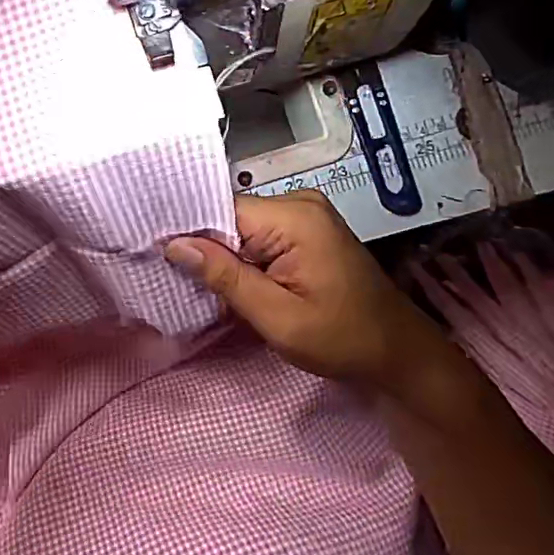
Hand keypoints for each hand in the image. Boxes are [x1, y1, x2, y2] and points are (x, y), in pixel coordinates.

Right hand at [163, 191, 446, 386]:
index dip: (189, 233)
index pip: (221, 210)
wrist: (399, 352)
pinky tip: (230, 281)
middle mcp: (299, 202)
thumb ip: (225, 277)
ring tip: (196, 283)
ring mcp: (305, 214)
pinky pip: (259, 235)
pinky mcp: (306, 230)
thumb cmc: (342, 339)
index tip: (154, 254)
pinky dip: (243, 259)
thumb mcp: (277, 317)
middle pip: (230, 216)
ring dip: (223, 256)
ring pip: (241, 227)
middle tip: (171, 277)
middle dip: (205, 248)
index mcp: (294, 217)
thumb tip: (174, 244)